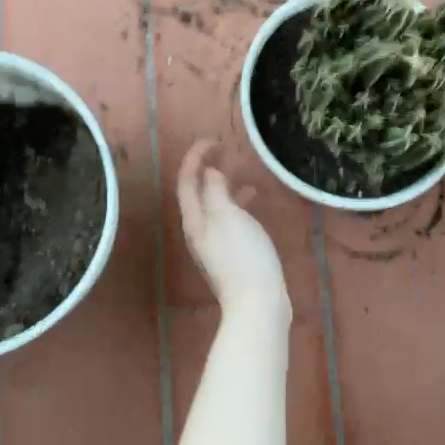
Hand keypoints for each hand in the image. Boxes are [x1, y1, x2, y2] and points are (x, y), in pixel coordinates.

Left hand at [178, 140, 289, 324]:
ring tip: (242, 172)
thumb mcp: (228, 216)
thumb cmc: (243, 256)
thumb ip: (215, 192)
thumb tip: (208, 174)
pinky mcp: (231, 253)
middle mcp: (199, 230)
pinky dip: (237, 203)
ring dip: (224, 185)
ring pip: (214, 205)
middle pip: (196, 192)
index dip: (195, 157)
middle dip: (207, 168)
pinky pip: (228, 219)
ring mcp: (214, 244)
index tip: (213, 140)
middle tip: (226, 151)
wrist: (257, 303)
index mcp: (194, 219)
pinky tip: (253, 201)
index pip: (186, 180)